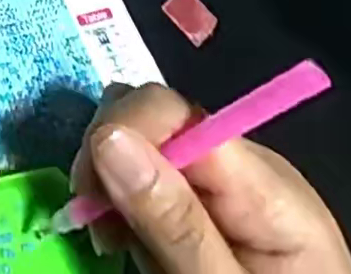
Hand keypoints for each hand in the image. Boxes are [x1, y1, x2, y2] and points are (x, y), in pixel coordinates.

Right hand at [69, 83, 350, 273]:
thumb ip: (175, 223)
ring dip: (113, 179)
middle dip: (110, 155)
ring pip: (146, 141)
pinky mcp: (212, 207)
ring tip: (112, 240)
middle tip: (95, 227)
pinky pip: (155, 176)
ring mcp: (230, 185)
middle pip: (157, 118)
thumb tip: (107, 135)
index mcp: (265, 183)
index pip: (175, 111)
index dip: (120, 132)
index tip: (86, 195)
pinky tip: (125, 237)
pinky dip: (127, 201)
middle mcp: (246, 166)